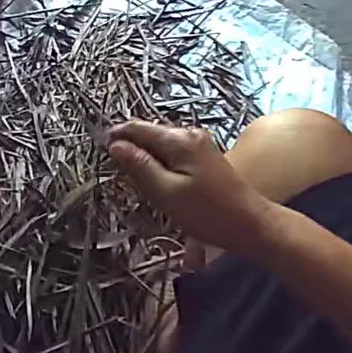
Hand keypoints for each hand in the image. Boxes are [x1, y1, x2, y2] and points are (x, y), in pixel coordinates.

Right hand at [107, 120, 276, 254]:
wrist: (251, 225)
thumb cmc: (206, 213)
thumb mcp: (166, 192)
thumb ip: (139, 166)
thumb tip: (115, 145)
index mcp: (179, 139)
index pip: (137, 127)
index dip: (117, 136)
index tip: (100, 151)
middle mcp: (189, 133)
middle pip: (150, 134)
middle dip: (132, 148)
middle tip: (119, 174)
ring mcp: (200, 143)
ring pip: (161, 144)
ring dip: (146, 157)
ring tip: (138, 182)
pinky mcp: (205, 155)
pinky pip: (173, 152)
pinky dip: (161, 163)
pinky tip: (160, 182)